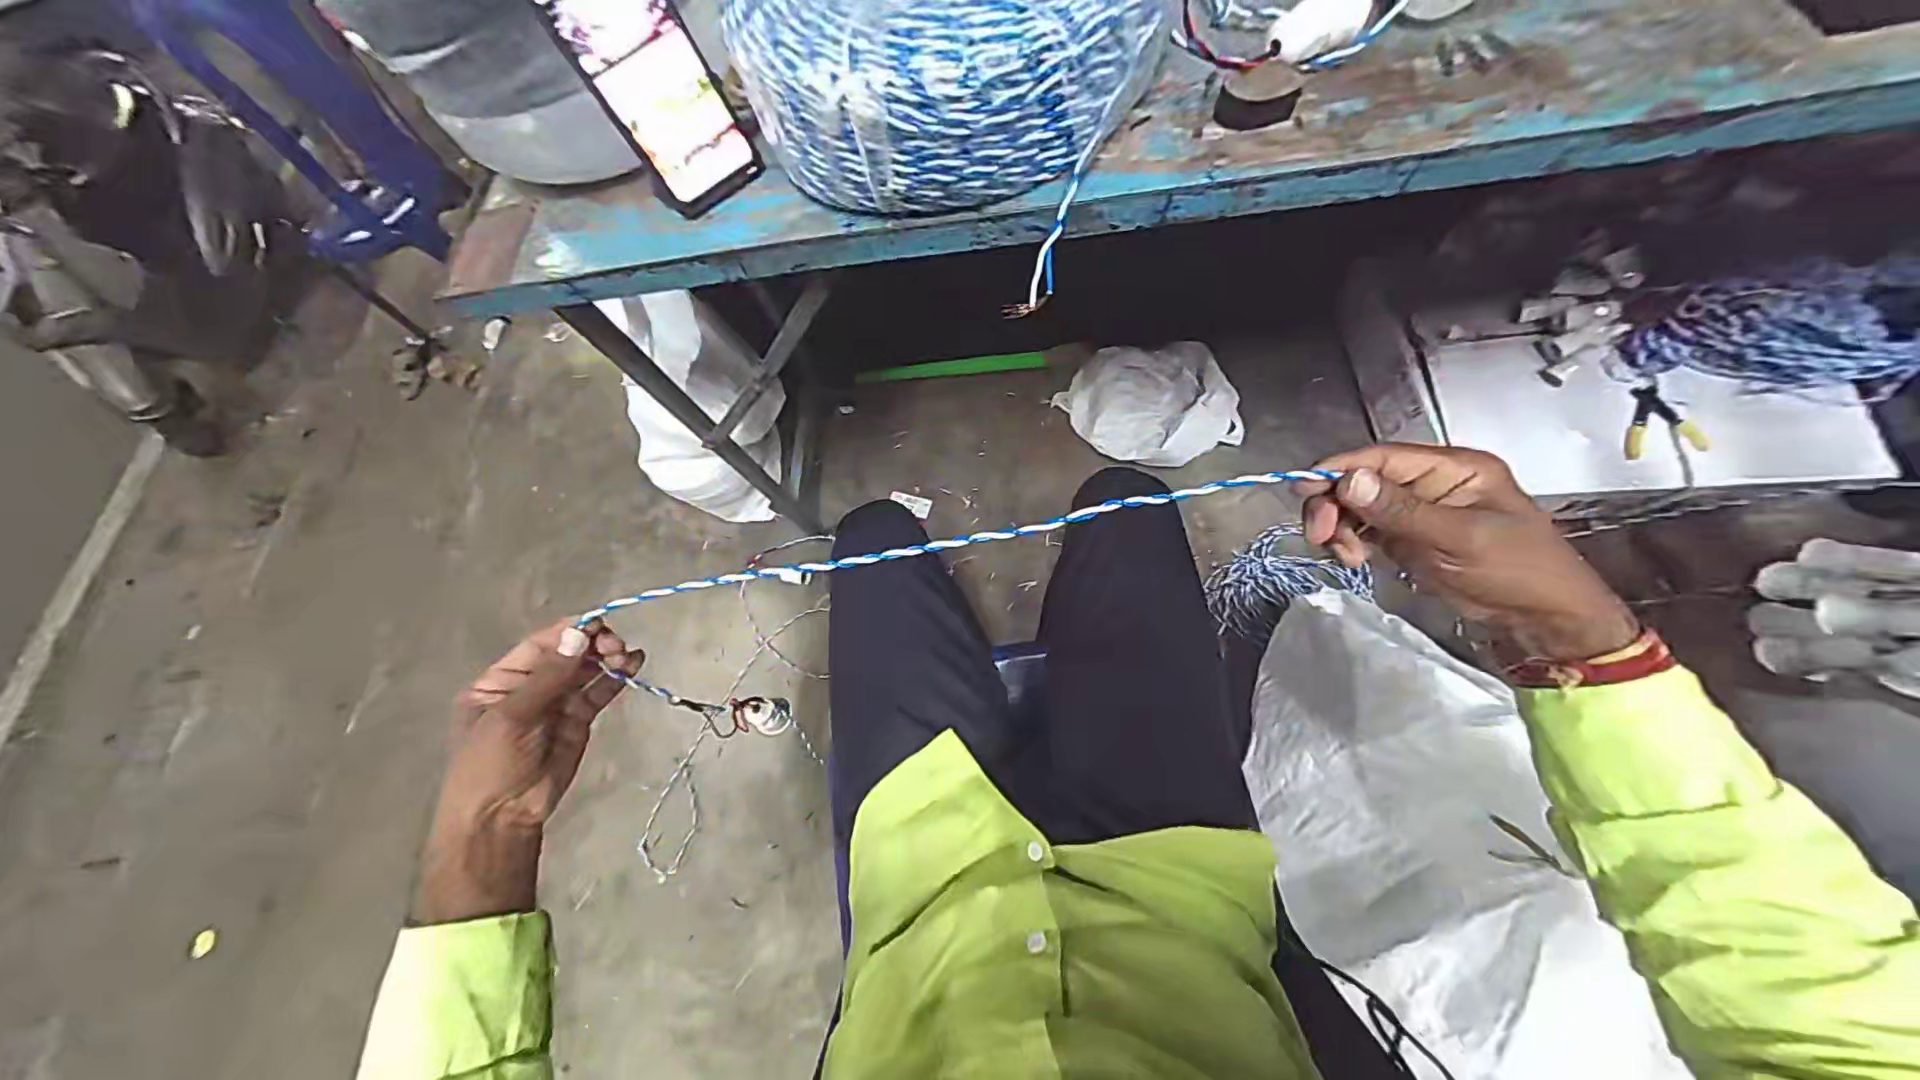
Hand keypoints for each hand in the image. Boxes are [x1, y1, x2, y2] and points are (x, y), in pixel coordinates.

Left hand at [412, 619, 641, 924]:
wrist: (500, 818)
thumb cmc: (490, 765)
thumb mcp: (511, 716)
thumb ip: (549, 675)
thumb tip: (579, 633)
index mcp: (500, 681)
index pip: (540, 646)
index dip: (569, 632)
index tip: (599, 624)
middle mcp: (530, 687)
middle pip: (568, 654)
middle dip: (594, 645)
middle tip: (615, 646)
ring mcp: (556, 702)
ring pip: (587, 670)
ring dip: (608, 658)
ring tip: (626, 656)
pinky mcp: (579, 719)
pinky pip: (599, 691)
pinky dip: (617, 677)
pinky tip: (634, 664)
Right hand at [1293, 444, 1638, 661]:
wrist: (1543, 618)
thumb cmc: (1517, 571)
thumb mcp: (1458, 537)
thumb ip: (1400, 509)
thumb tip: (1349, 480)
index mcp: (1452, 469)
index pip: (1382, 457)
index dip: (1339, 469)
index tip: (1303, 486)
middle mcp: (1428, 483)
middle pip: (1360, 481)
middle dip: (1333, 505)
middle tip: (1321, 534)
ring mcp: (1414, 510)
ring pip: (1354, 506)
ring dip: (1338, 528)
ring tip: (1344, 555)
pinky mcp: (1404, 536)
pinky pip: (1361, 529)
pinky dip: (1348, 542)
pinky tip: (1353, 559)